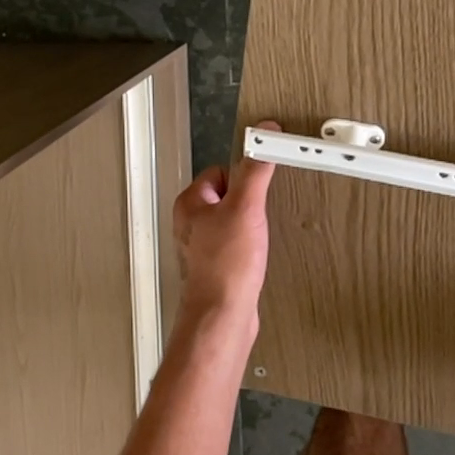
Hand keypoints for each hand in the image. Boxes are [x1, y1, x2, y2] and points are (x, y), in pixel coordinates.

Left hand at [173, 122, 278, 327]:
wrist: (223, 318)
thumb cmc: (225, 267)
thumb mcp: (246, 207)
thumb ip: (255, 169)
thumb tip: (264, 136)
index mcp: (190, 203)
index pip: (221, 170)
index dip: (244, 178)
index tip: (259, 186)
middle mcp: (192, 224)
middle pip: (230, 195)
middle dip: (250, 206)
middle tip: (257, 220)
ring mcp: (203, 247)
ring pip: (234, 221)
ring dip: (251, 228)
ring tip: (256, 242)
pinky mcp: (216, 266)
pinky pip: (236, 244)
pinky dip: (250, 249)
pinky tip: (255, 259)